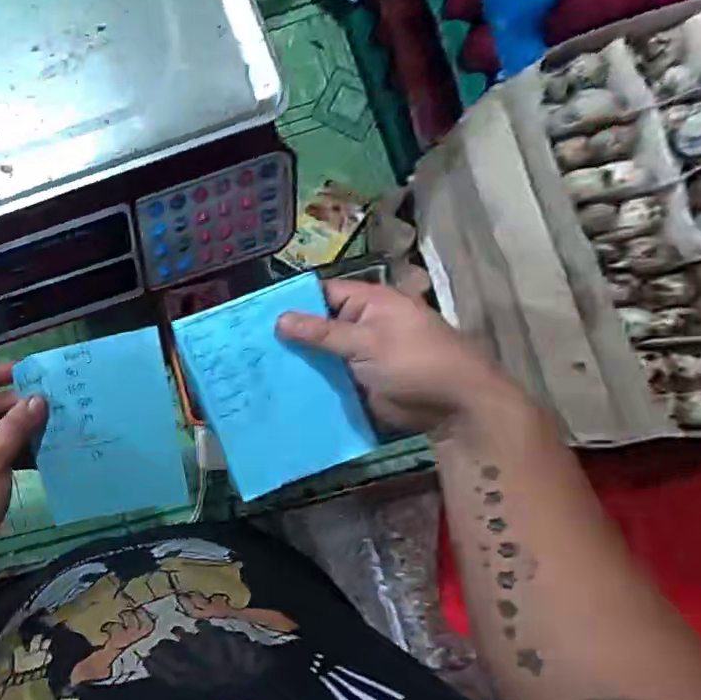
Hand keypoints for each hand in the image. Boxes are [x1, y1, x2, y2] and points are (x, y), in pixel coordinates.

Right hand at [276, 279, 522, 435]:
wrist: (452, 406)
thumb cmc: (414, 362)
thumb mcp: (366, 341)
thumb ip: (321, 332)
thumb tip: (279, 319)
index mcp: (369, 303)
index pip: (322, 293)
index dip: (292, 300)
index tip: (257, 313)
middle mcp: (361, 324)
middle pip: (316, 323)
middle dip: (288, 332)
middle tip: (249, 342)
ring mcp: (357, 354)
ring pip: (318, 352)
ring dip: (295, 358)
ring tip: (254, 363)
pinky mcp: (355, 380)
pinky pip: (325, 375)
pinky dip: (307, 379)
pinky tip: (277, 384)